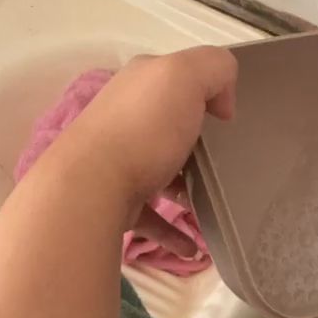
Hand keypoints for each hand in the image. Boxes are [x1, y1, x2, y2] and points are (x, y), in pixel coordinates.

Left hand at [24, 47, 237, 247]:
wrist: (91, 187)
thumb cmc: (143, 130)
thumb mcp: (185, 77)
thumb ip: (214, 69)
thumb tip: (221, 103)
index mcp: (140, 85)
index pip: (176, 79)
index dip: (205, 94)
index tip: (227, 123)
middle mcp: (125, 119)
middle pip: (168, 128)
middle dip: (196, 145)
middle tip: (225, 164)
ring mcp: (117, 162)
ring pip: (160, 173)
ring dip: (186, 189)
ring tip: (212, 205)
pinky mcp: (116, 201)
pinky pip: (152, 216)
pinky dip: (174, 232)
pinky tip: (194, 248)